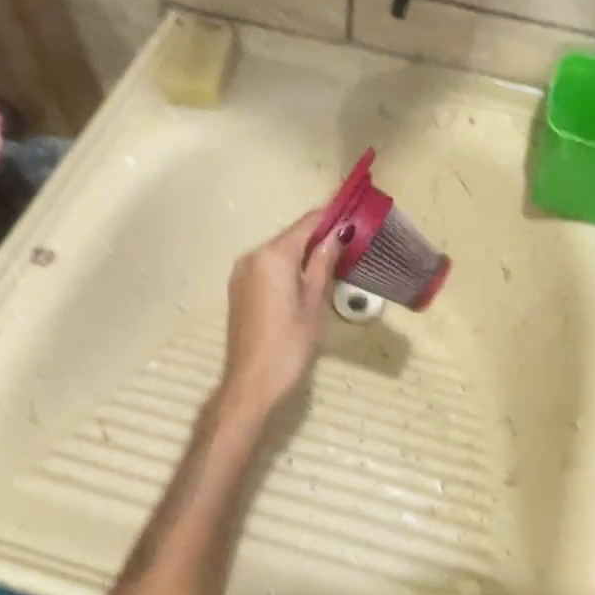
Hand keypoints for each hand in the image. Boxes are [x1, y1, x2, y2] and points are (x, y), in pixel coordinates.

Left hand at [221, 210, 340, 415]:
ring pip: (280, 252)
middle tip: (351, 240)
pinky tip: (309, 278)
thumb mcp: (314, 301)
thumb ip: (324, 263)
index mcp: (273, 255)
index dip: (331, 215)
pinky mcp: (239, 289)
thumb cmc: (290, 343)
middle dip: (320, 235)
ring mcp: (242, 272)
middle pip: (292, 236)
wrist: (251, 384)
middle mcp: (253, 256)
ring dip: (305, 252)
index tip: (355, 210)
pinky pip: (269, 267)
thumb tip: (339, 233)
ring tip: (335, 260)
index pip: (307, 223)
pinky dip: (289, 266)